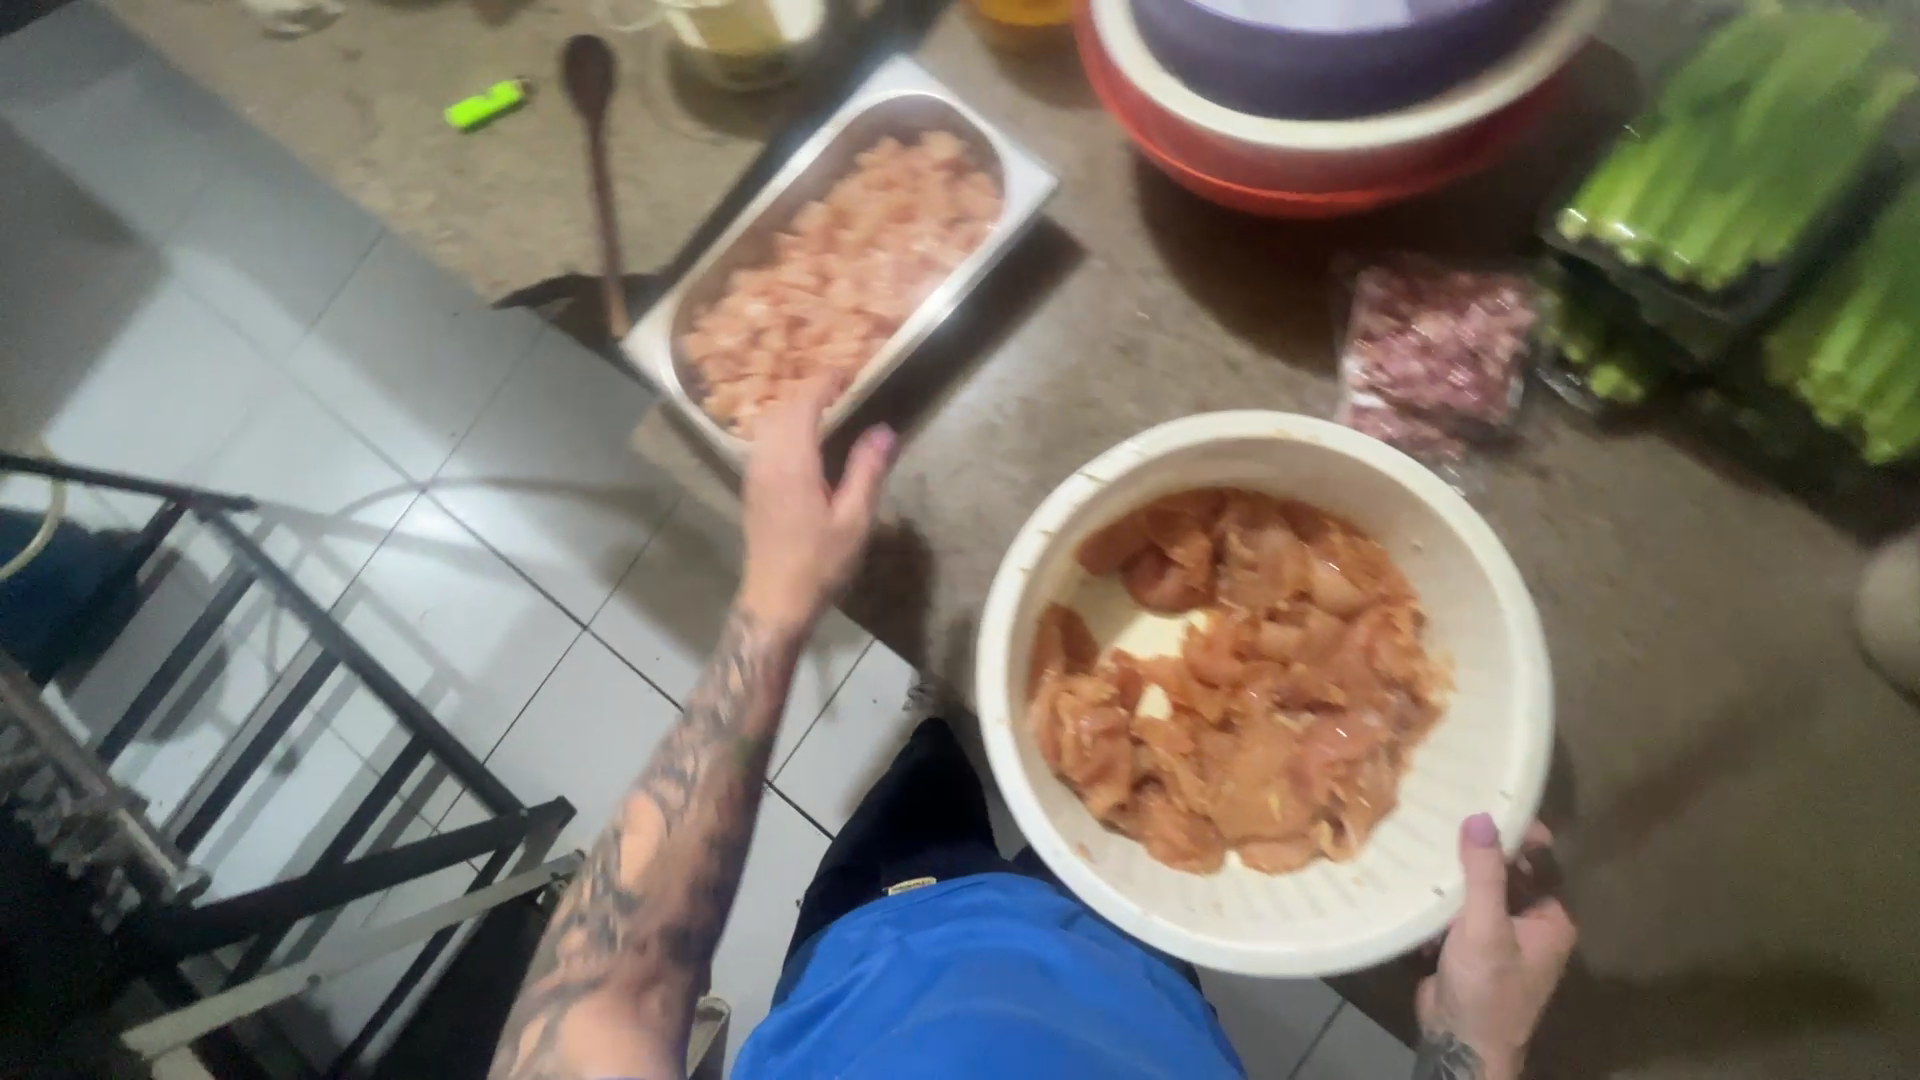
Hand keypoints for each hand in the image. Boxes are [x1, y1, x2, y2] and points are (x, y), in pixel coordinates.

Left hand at [738, 382, 895, 630]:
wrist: (775, 600)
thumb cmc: (819, 563)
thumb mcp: (854, 520)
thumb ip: (867, 471)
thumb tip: (885, 431)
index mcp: (793, 463)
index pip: (804, 404)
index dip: (824, 382)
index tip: (847, 374)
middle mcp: (767, 460)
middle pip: (781, 407)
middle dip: (809, 390)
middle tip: (841, 388)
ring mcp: (754, 473)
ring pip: (767, 422)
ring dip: (793, 406)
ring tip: (825, 409)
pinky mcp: (752, 487)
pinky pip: (763, 439)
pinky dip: (782, 425)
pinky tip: (803, 440)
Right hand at [1414, 815, 1576, 1079]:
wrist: (1461, 1041)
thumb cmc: (1487, 986)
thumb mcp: (1484, 925)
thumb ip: (1484, 873)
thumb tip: (1483, 817)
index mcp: (1550, 920)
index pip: (1539, 862)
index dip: (1517, 833)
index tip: (1483, 799)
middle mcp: (1530, 924)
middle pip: (1504, 872)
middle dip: (1474, 848)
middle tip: (1442, 811)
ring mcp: (1498, 935)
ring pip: (1476, 888)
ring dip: (1450, 871)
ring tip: (1420, 834)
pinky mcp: (1468, 944)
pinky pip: (1455, 906)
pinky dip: (1437, 893)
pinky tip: (1412, 874)